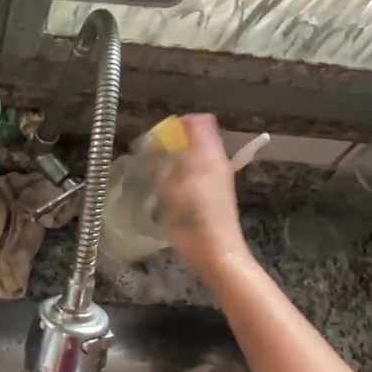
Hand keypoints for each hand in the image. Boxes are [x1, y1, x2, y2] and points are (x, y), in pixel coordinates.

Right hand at [151, 114, 251, 276]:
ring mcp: (219, 176)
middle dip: (175, 141)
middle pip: (198, 137)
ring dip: (178, 158)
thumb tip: (152, 144)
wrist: (216, 250)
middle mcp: (217, 160)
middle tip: (154, 154)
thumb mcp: (168, 186)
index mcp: (208, 153)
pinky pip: (199, 171)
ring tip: (159, 172)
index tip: (160, 136)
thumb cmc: (191, 217)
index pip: (199, 121)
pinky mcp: (217, 192)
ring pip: (198, 155)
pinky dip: (185, 172)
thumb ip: (159, 161)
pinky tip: (170, 189)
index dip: (179, 123)